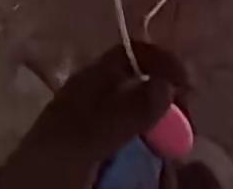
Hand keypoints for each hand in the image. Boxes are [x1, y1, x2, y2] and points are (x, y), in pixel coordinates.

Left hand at [0, 44, 188, 188]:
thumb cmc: (44, 171)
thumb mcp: (82, 138)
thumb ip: (123, 112)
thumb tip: (167, 84)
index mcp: (91, 88)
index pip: (131, 57)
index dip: (160, 63)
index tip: (188, 86)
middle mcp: (103, 112)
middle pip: (151, 104)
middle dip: (170, 126)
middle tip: (178, 148)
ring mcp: (109, 148)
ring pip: (152, 145)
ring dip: (164, 164)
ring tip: (160, 181)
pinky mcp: (113, 177)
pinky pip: (146, 174)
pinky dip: (155, 181)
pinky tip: (155, 187)